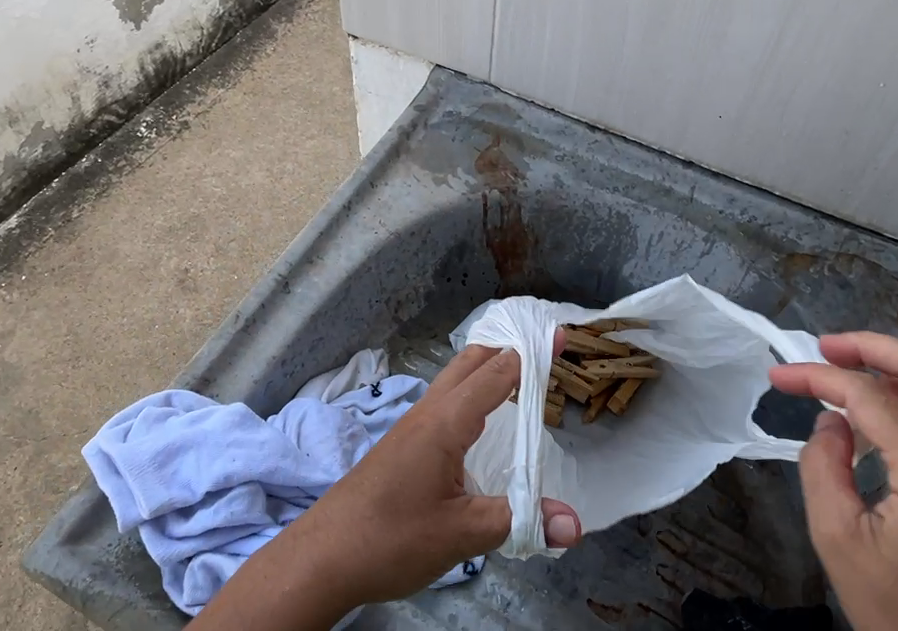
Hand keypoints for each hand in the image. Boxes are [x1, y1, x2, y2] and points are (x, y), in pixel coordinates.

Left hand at [191, 341, 581, 629]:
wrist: (323, 557)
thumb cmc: (389, 539)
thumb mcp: (460, 535)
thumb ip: (518, 521)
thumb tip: (574, 524)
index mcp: (445, 422)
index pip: (497, 373)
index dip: (533, 354)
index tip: (564, 339)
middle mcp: (428, 413)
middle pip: (472, 362)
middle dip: (510, 349)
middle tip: (550, 352)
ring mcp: (412, 426)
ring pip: (455, 379)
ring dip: (489, 368)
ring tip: (526, 378)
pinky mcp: (404, 444)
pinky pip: (446, 401)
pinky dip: (473, 392)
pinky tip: (485, 421)